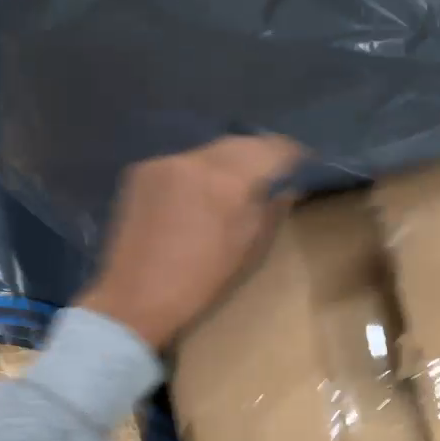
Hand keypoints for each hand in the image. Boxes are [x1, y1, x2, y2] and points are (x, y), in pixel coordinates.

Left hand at [77, 135, 304, 349]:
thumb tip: (286, 187)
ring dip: (228, 161)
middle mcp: (196, 160)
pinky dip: (198, 172)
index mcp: (228, 183)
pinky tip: (200, 194)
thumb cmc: (201, 284)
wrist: (136, 298)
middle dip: (260, 152)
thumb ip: (271, 211)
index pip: (271, 149)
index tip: (304, 161)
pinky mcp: (141, 171)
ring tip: (239, 181)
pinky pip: (182, 162)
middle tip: (276, 168)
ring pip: (209, 151)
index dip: (292, 152)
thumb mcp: (248, 251)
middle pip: (239, 142)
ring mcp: (164, 162)